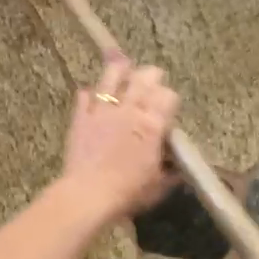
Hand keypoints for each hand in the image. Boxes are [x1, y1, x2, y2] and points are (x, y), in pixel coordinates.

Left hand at [56, 55, 179, 220]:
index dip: (170, 96)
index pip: (167, 96)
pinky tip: (88, 92)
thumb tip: (177, 169)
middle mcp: (129, 111)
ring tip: (122, 65)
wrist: (89, 193)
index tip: (169, 101)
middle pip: (143, 80)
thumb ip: (169, 172)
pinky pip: (84, 97)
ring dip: (118, 70)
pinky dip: (88, 93)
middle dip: (150, 74)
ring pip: (111, 79)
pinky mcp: (81, 117)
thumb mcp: (158, 185)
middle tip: (153, 73)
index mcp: (152, 126)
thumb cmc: (129, 192)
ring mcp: (103, 111)